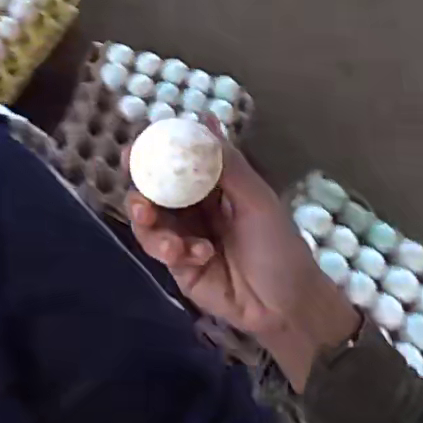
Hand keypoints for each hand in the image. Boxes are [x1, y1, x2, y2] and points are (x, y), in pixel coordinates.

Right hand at [127, 123, 358, 388]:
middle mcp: (193, 209)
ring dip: (150, 225)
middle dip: (140, 193)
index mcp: (212, 187)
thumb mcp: (256, 199)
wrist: (287, 304)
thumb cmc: (279, 246)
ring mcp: (183, 238)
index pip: (175, 164)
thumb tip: (206, 118)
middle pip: (152, 193)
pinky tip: (200, 255)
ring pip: (149, 223)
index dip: (152, 156)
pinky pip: (161, 251)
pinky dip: (173, 249)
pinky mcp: (179, 267)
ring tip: (164, 236)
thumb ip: (226, 163)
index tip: (134, 152)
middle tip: (139, 200)